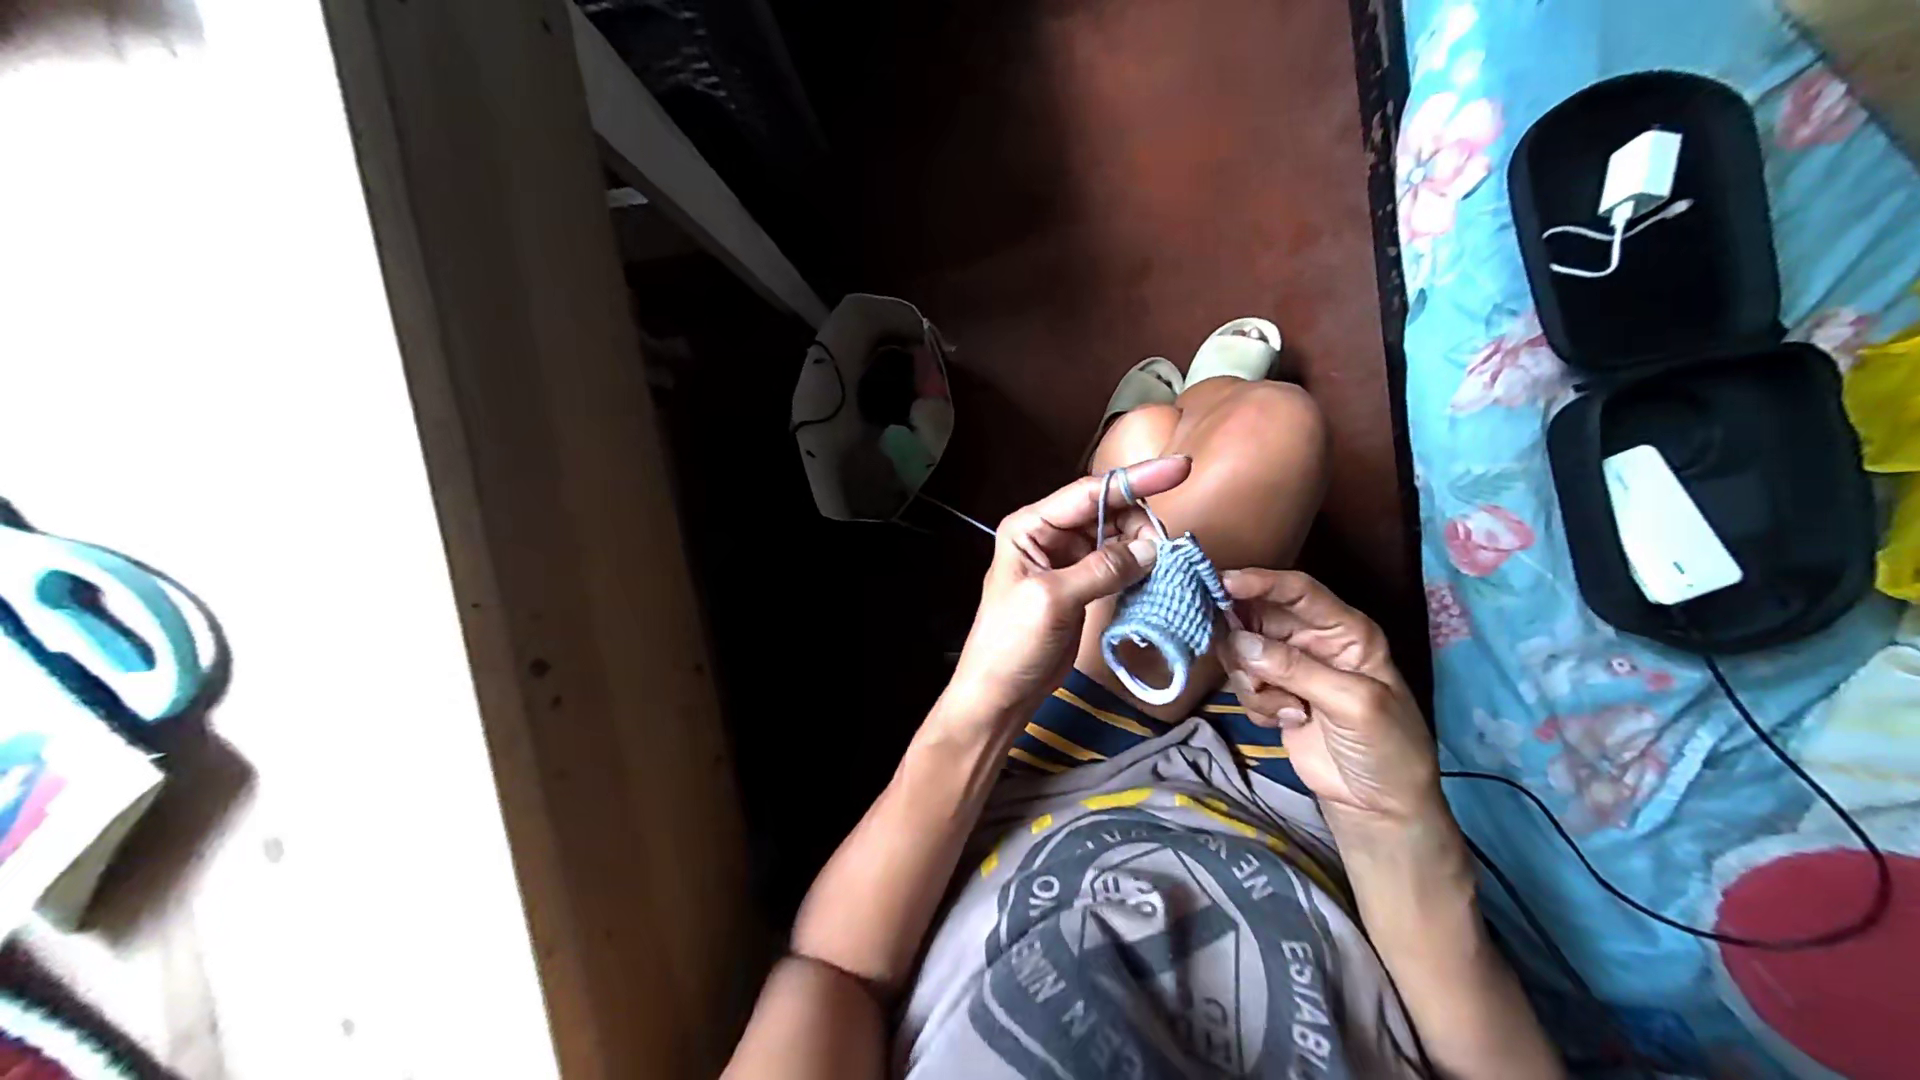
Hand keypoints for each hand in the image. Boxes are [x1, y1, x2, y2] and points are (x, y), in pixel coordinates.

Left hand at [944, 457, 1191, 725]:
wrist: (1000, 692)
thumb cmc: (1011, 643)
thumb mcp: (1052, 600)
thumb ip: (1101, 569)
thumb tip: (1150, 547)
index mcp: (1030, 527)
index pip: (1089, 492)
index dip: (1136, 479)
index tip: (1181, 468)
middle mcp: (1048, 536)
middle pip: (1106, 510)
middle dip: (1140, 521)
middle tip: (1164, 548)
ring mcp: (1066, 560)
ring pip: (1115, 536)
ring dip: (1142, 545)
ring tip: (1161, 564)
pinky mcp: (1081, 585)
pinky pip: (1117, 564)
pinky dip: (1137, 567)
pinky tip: (1153, 575)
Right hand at [1218, 569, 1442, 829]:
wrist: (1378, 806)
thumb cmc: (1387, 747)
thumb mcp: (1353, 703)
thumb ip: (1296, 669)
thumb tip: (1238, 642)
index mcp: (1344, 630)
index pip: (1299, 591)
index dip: (1262, 582)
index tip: (1224, 581)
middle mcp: (1312, 640)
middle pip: (1258, 617)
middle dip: (1243, 638)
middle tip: (1241, 663)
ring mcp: (1289, 667)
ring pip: (1242, 652)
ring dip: (1252, 681)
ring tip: (1287, 709)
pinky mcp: (1271, 693)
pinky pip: (1242, 683)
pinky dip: (1255, 703)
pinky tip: (1285, 721)